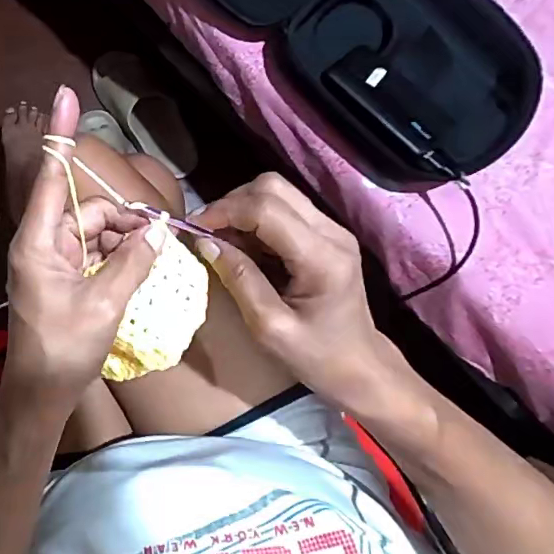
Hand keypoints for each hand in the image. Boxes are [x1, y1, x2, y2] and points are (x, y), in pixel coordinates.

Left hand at [5, 86, 162, 402]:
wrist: (41, 394)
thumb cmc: (64, 349)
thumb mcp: (105, 304)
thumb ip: (133, 262)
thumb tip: (159, 230)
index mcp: (39, 243)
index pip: (51, 177)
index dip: (61, 135)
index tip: (65, 95)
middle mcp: (41, 244)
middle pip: (85, 208)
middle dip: (122, 216)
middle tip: (158, 236)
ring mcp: (51, 261)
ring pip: (93, 230)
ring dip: (123, 237)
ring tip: (152, 256)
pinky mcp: (61, 277)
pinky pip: (92, 250)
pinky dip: (116, 254)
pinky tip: (139, 266)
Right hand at [190, 174, 409, 409]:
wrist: (359, 366)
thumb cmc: (315, 356)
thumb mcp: (268, 326)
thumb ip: (239, 279)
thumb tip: (205, 242)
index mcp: (321, 258)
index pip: (266, 209)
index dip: (224, 211)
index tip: (194, 230)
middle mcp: (331, 232)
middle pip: (272, 188)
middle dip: (231, 203)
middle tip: (206, 233)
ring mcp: (332, 230)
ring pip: (277, 192)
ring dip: (242, 209)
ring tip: (220, 240)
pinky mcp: (326, 234)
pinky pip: (284, 209)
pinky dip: (254, 219)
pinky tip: (241, 246)